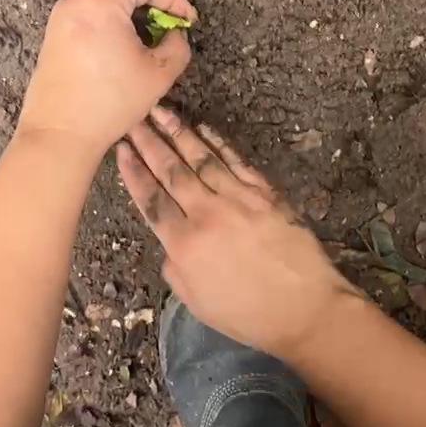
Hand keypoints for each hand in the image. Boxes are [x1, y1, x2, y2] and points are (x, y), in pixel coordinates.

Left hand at [16, 0, 193, 160]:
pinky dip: (105, 7)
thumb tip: (175, 34)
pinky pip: (83, 4)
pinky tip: (121, 34)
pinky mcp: (54, 33)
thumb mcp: (159, 74)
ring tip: (144, 19)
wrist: (60, 132)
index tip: (187, 19)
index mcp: (101, 2)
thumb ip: (177, 46)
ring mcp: (60, 15)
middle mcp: (76, 0)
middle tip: (164, 4)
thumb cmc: (110, 102)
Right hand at [117, 107, 365, 358]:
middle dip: (149, 142)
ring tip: (162, 111)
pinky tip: (203, 129)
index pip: (151, 200)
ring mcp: (239, 199)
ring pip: (202, 158)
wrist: (306, 309)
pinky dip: (218, 143)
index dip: (133, 173)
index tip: (120, 150)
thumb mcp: (197, 303)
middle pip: (172, 171)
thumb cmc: (249, 315)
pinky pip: (236, 161)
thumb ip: (174, 268)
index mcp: (185, 246)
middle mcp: (208, 215)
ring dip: (179, 132)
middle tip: (134, 118)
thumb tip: (169, 243)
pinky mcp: (265, 193)